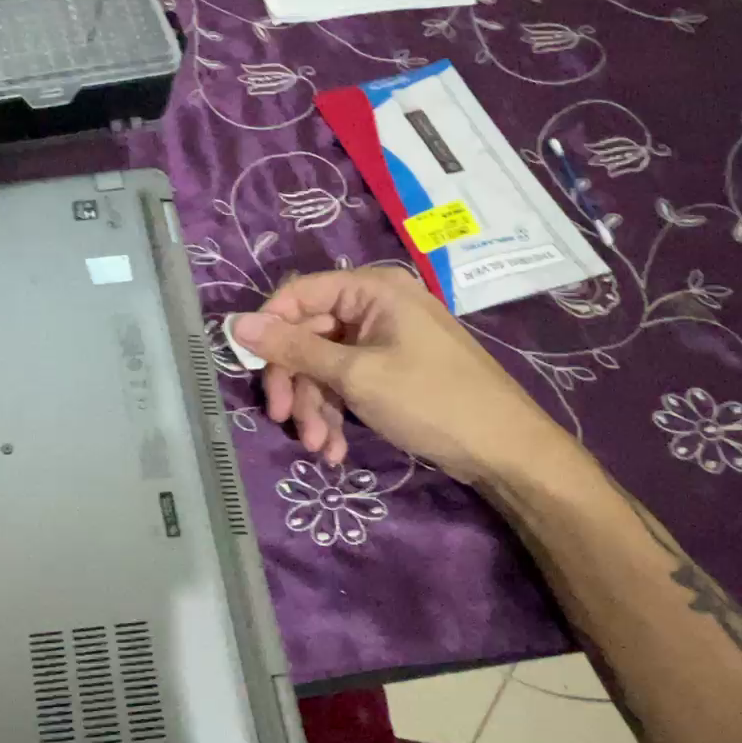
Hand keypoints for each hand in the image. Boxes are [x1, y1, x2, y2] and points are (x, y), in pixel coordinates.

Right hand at [230, 267, 577, 482]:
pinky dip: (335, 415)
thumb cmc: (432, 400)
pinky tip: (335, 450)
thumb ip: (293, 349)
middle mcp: (373, 307)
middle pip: (306, 336)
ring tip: (319, 448)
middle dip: (295, 383)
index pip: (297, 294)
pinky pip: (344, 384)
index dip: (269, 329)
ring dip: (314, 408)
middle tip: (283, 419)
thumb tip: (235, 323)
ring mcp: (381, 341)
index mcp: (371, 290)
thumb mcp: (355, 375)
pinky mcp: (386, 372)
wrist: (506, 452)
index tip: (251, 368)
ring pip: (321, 367)